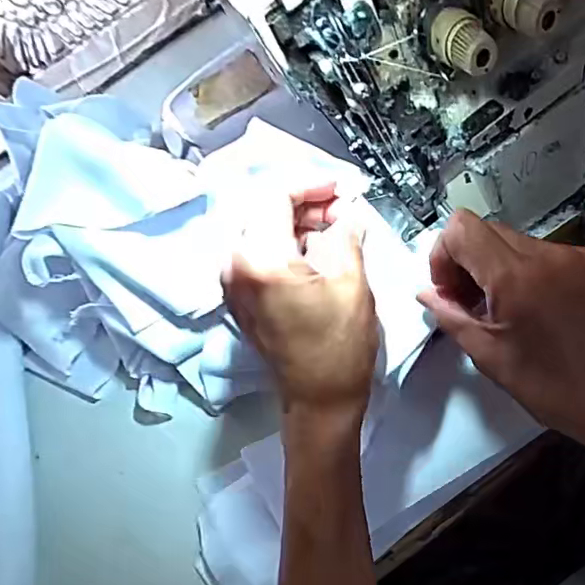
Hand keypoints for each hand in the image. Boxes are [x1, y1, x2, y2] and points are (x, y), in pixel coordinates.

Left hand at [223, 183, 378, 424]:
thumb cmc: (340, 347)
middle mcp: (234, 267)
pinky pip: (254, 253)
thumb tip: (347, 211)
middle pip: (260, 209)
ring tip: (330, 227)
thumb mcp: (352, 282)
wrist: (320, 399)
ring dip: (291, 221)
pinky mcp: (239, 298)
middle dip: (301, 202)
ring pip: (256, 230)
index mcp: (260, 260)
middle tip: (339, 208)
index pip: (275, 197)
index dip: (311, 185)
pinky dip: (280, 241)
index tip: (339, 188)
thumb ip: (346, 235)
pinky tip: (311, 248)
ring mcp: (232, 284)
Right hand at [417, 210, 584, 459]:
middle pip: (485, 230)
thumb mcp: (486, 353)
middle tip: (467, 302)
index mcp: (517, 278)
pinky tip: (523, 304)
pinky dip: (520, 270)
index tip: (448, 289)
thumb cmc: (546, 385)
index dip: (444, 255)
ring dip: (492, 266)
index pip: (462, 230)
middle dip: (466, 260)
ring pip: (509, 239)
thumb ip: (450, 315)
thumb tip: (428, 293)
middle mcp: (546, 256)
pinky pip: (536, 251)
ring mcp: (569, 256)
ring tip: (496, 307)